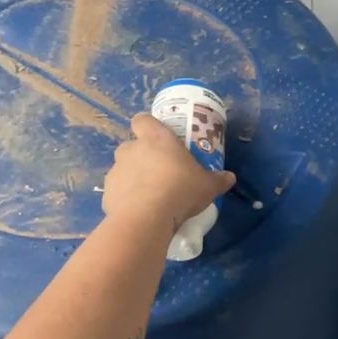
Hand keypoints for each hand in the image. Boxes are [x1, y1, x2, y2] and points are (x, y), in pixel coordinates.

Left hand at [102, 114, 235, 230]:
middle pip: (133, 145)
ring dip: (134, 177)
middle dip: (143, 156)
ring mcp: (116, 170)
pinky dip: (127, 197)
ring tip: (150, 195)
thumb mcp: (208, 186)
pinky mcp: (108, 191)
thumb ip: (218, 180)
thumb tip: (229, 177)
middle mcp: (132, 149)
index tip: (157, 137)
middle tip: (160, 171)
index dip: (148, 126)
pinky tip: (140, 210)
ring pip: (124, 168)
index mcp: (156, 139)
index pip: (143, 120)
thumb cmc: (180, 190)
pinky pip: (119, 190)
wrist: (146, 218)